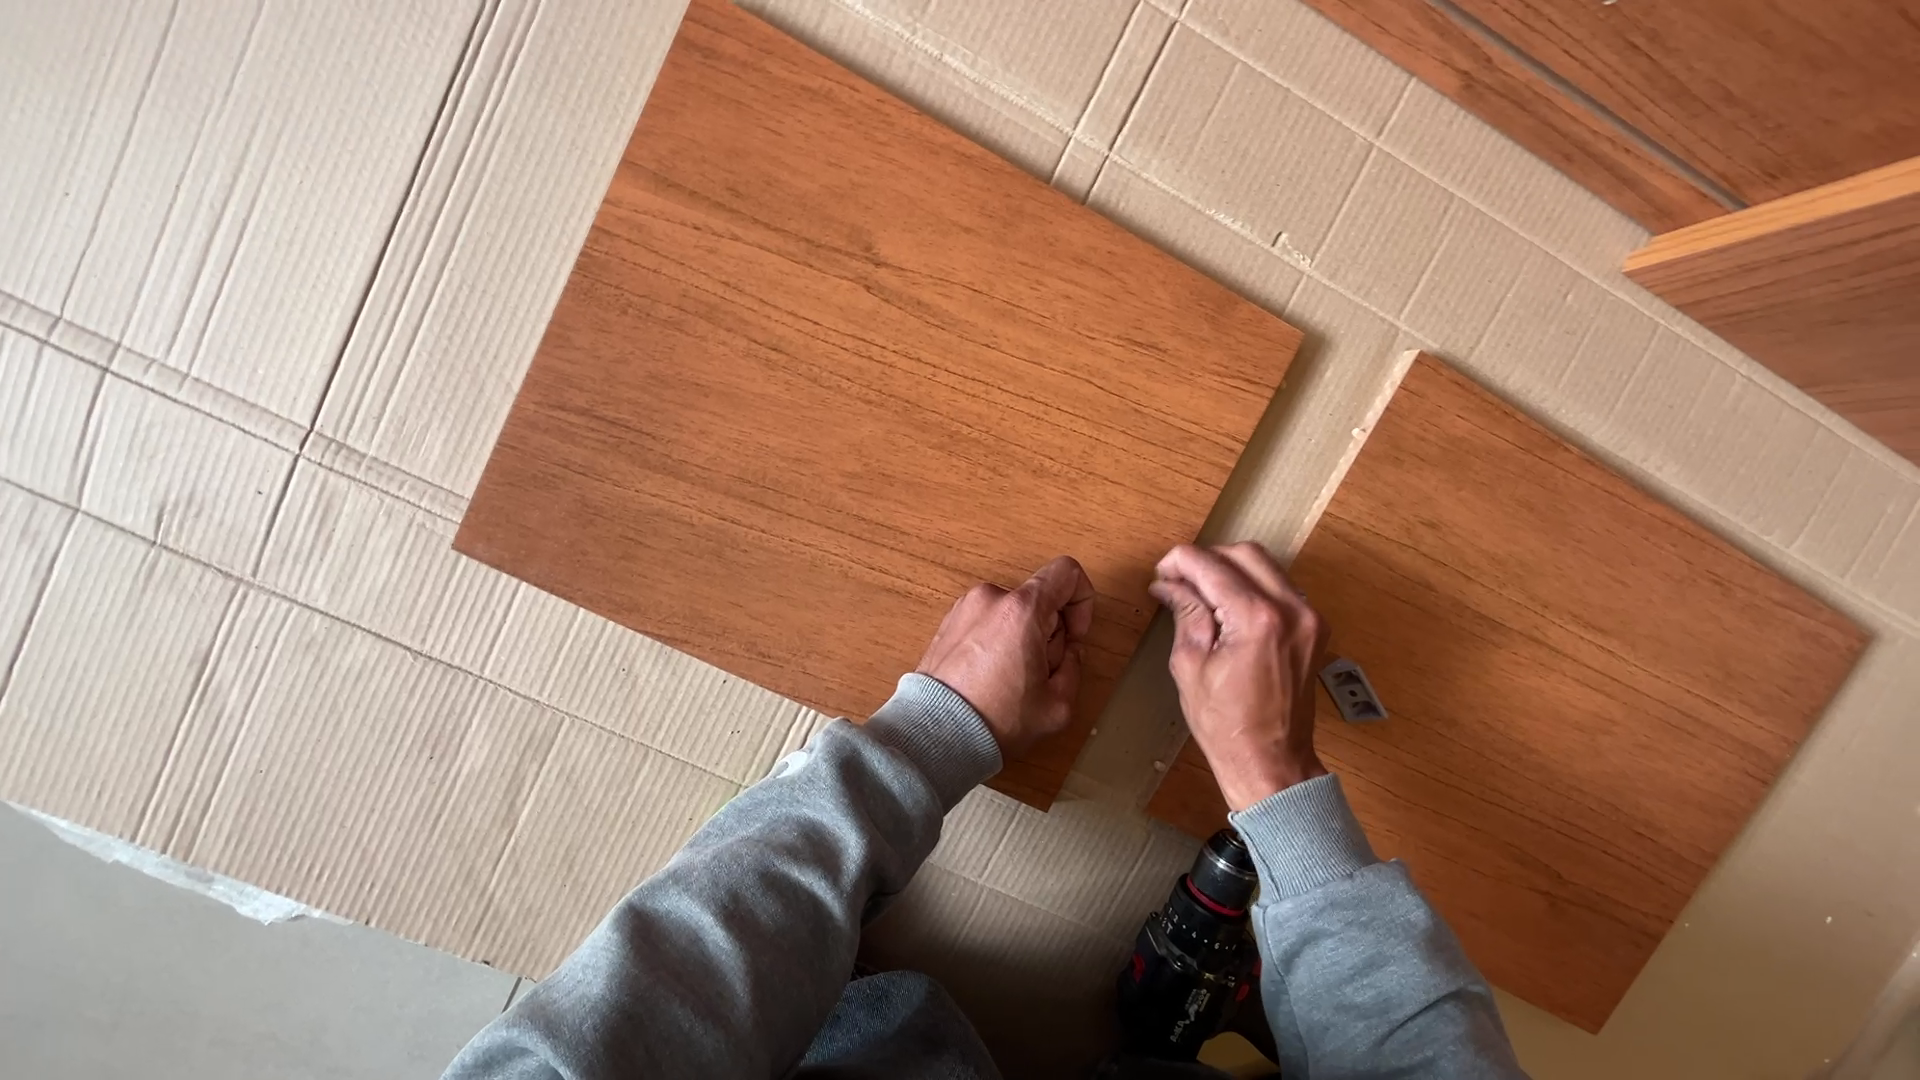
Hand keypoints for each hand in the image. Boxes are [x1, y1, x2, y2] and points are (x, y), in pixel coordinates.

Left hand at [917, 556, 1096, 756]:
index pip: (1066, 572)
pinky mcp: (948, 623)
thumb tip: (1070, 653)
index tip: (1075, 635)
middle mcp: (991, 598)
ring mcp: (965, 608)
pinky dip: (998, 643)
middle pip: (1040, 600)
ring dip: (1023, 639)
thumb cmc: (993, 720)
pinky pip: (988, 622)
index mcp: (1021, 609)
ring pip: (1014, 613)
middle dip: (1050, 634)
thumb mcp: (1057, 705)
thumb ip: (1075, 668)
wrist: (935, 733)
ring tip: (1011, 681)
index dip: (1082, 602)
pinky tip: (991, 679)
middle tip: (1040, 674)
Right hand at [1150, 543, 1328, 810]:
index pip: (1211, 566)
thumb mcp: (1189, 665)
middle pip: (1244, 553)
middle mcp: (1292, 609)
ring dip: (1230, 569)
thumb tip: (1169, 584)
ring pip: (1266, 566)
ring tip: (1201, 591)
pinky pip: (1281, 587)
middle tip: (1178, 579)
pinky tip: (1228, 605)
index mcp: (1256, 619)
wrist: (1272, 763)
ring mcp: (1310, 618)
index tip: (1161, 573)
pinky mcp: (1315, 628)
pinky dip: (1252, 585)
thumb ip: (1185, 613)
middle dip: (1207, 559)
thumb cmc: (1225, 724)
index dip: (1180, 562)